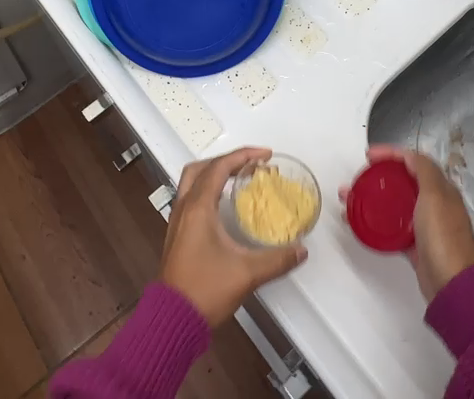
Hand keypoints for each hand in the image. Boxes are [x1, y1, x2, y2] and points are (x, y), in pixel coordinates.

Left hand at [158, 147, 307, 325]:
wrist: (172, 319)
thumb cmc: (206, 289)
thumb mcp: (247, 273)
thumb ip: (277, 259)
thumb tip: (301, 250)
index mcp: (198, 207)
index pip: (219, 167)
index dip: (243, 155)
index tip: (265, 155)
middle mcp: (184, 208)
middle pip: (201, 168)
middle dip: (226, 160)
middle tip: (250, 165)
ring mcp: (177, 221)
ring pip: (192, 182)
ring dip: (214, 174)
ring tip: (238, 179)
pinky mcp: (177, 235)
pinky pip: (190, 198)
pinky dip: (207, 190)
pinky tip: (223, 206)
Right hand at [350, 145, 473, 301]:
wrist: (451, 284)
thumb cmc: (442, 235)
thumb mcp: (435, 195)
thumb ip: (423, 170)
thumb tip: (408, 155)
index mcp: (441, 189)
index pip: (414, 162)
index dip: (391, 154)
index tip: (368, 156)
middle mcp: (433, 204)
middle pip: (401, 182)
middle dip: (376, 177)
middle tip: (356, 179)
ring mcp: (423, 225)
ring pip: (392, 204)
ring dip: (371, 199)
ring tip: (348, 200)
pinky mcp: (414, 245)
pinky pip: (390, 227)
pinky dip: (374, 222)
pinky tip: (358, 222)